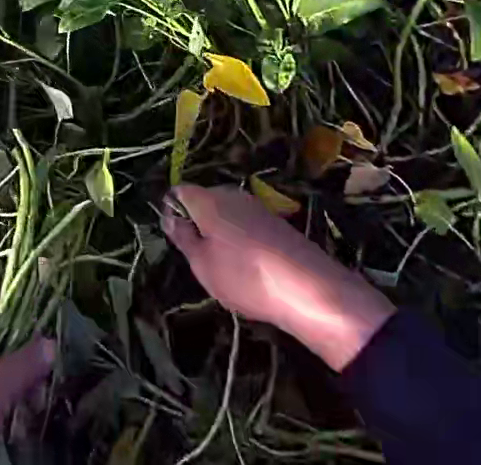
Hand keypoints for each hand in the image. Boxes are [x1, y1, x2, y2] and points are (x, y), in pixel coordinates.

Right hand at [161, 184, 394, 371]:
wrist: (310, 289)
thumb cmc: (244, 276)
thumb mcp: (202, 264)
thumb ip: (182, 237)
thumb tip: (170, 216)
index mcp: (207, 198)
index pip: (179, 191)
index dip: (172, 211)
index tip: (176, 239)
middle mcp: (231, 193)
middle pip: (204, 200)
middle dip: (197, 223)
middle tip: (199, 257)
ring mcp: (256, 206)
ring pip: (226, 213)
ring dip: (221, 233)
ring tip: (226, 267)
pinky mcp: (276, 222)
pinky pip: (247, 225)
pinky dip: (242, 241)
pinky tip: (250, 268)